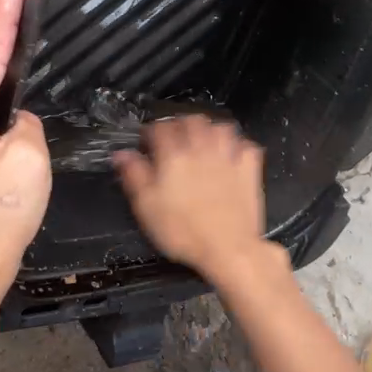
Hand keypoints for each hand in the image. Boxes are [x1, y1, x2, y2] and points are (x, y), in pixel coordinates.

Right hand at [113, 116, 282, 283]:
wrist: (228, 249)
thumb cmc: (183, 232)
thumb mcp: (147, 207)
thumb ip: (134, 175)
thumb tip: (122, 154)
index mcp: (174, 156)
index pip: (161, 128)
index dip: (151, 131)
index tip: (146, 142)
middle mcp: (202, 150)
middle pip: (192, 121)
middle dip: (181, 124)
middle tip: (174, 137)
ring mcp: (229, 158)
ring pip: (222, 127)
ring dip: (210, 129)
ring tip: (203, 140)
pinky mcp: (249, 171)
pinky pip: (247, 146)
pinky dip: (239, 146)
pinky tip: (232, 154)